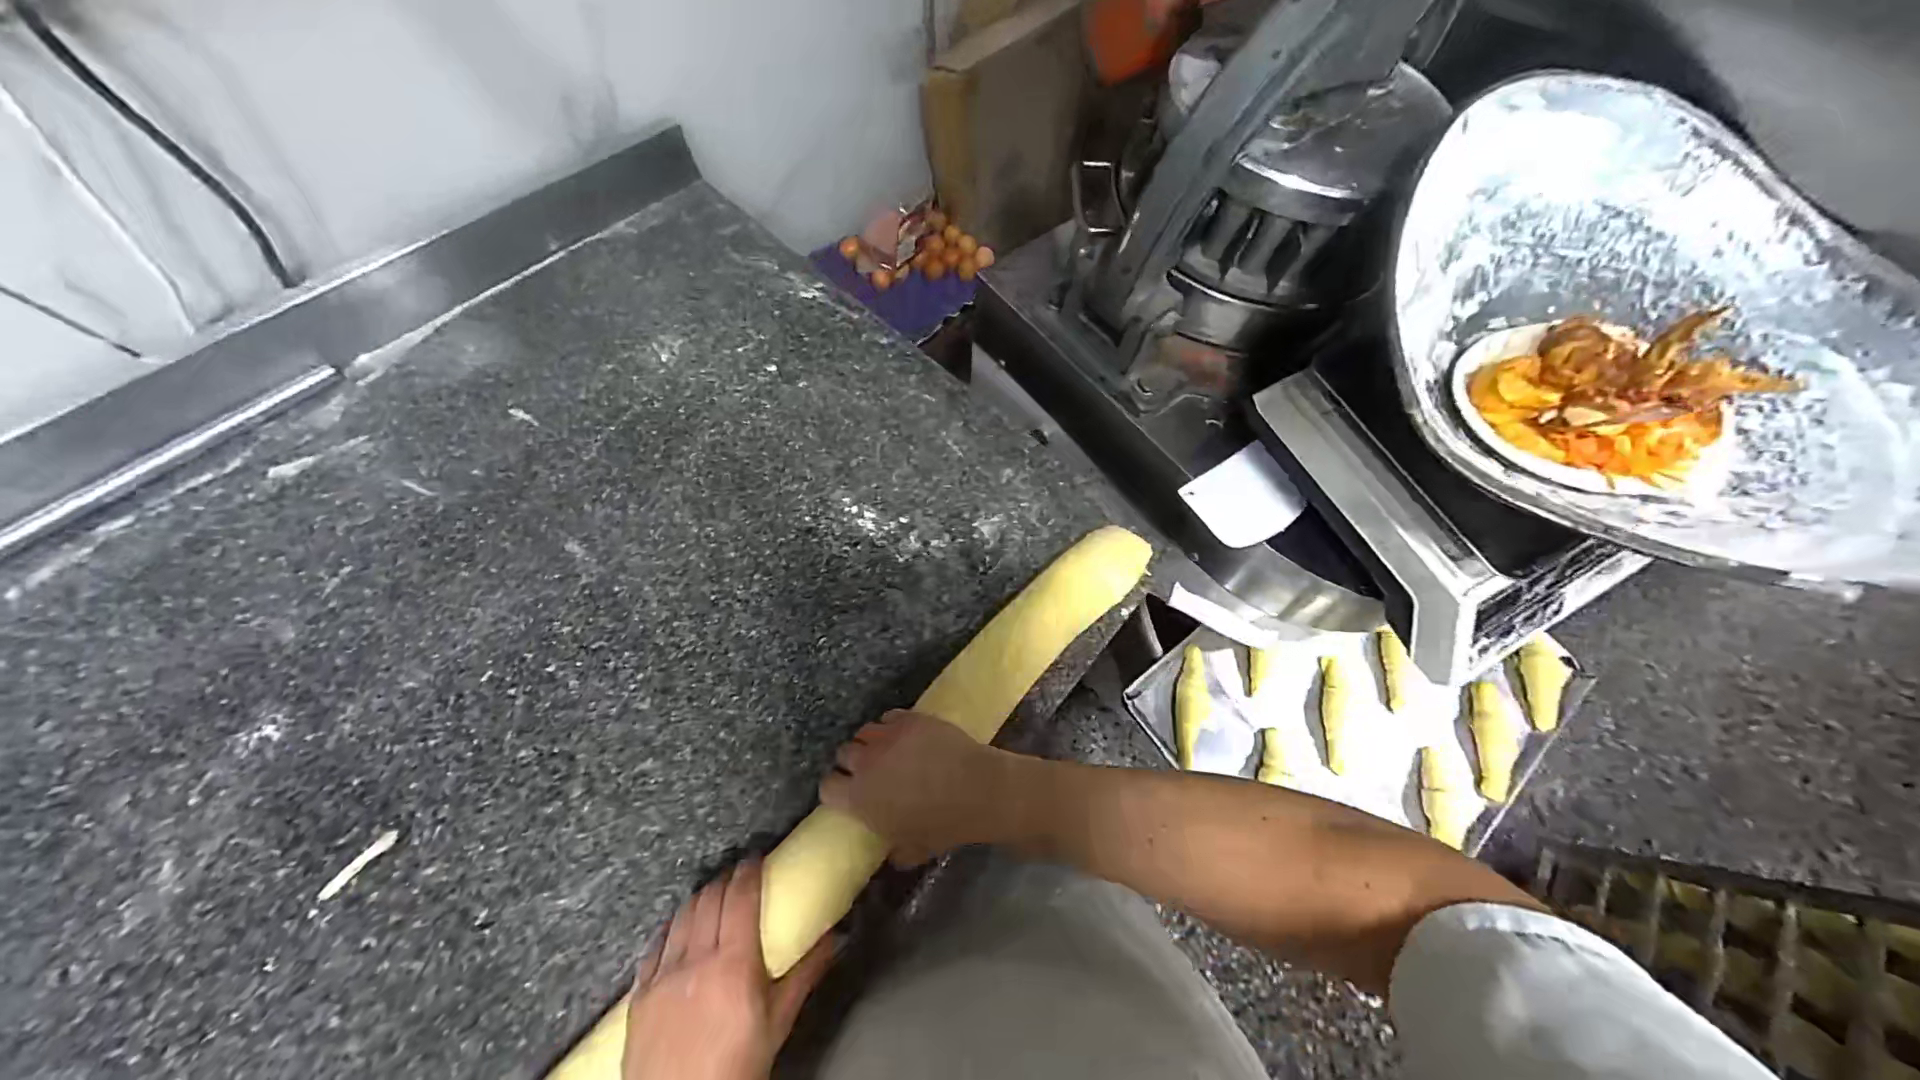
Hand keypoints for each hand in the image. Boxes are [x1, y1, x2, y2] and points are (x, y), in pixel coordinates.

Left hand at [623, 858, 833, 1079]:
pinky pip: (654, 945)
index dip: (748, 872)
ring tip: (712, 894)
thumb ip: (806, 974)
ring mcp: (663, 977)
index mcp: (734, 964)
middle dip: (725, 879)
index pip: (740, 898)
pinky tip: (678, 926)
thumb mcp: (779, 1023)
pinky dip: (670, 926)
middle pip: (709, 899)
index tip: (756, 858)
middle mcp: (696, 960)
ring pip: (681, 916)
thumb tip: (835, 938)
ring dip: (699, 897)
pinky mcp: (639, 995)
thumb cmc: (738, 1068)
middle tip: (739, 874)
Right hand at [818, 710, 1010, 865]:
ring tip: (885, 749)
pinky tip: (903, 734)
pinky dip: (891, 725)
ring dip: (870, 741)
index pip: (827, 787)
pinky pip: (888, 716)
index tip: (847, 791)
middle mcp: (866, 763)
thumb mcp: (914, 850)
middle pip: (843, 753)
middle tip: (868, 769)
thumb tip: (891, 855)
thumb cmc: (944, 825)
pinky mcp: (909, 719)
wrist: (977, 790)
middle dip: (852, 761)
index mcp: (859, 798)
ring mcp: (887, 737)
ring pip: (864, 731)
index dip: (836, 788)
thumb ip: (895, 851)